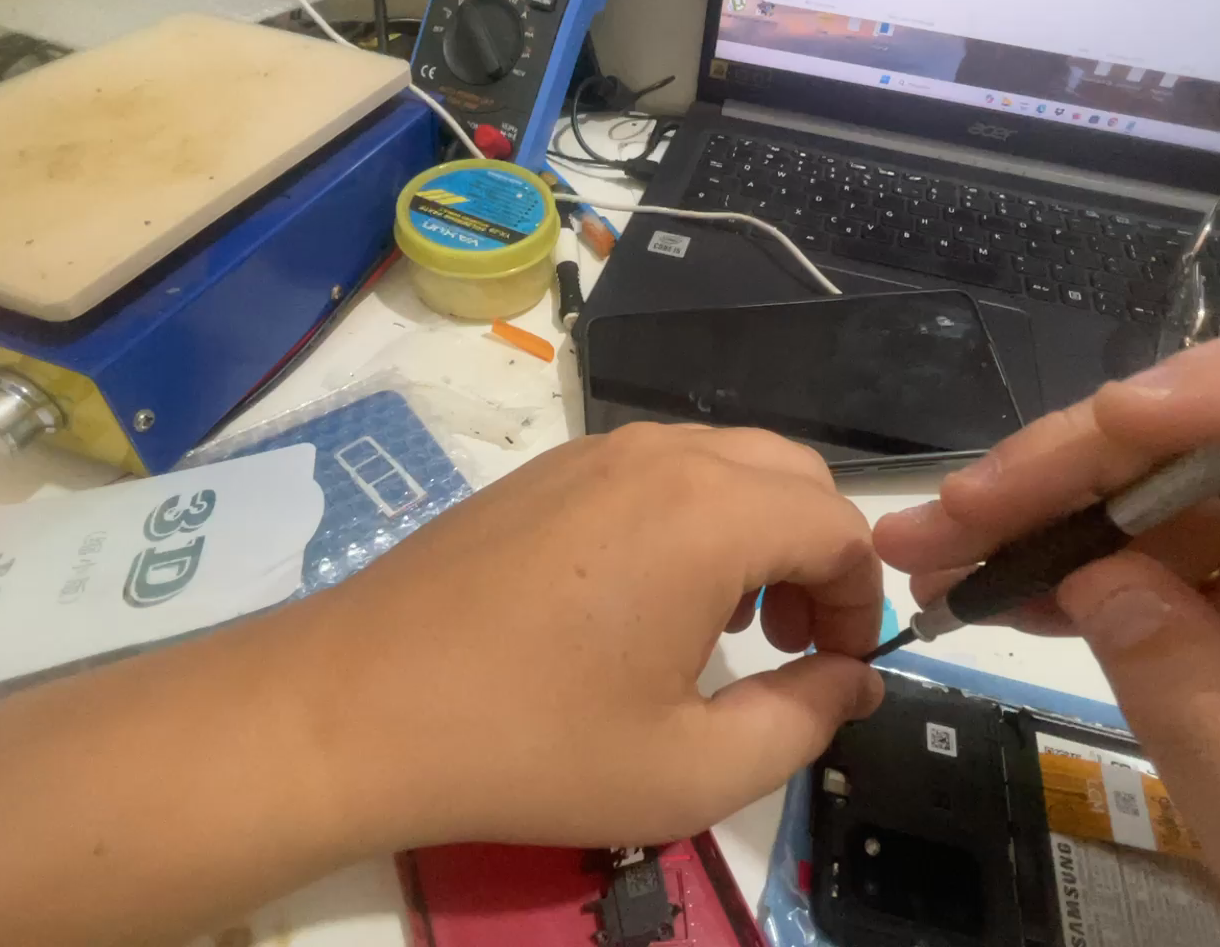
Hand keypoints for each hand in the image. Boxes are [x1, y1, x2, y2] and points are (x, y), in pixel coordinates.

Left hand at [286, 423, 885, 850]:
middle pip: (792, 475)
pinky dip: (693, 514)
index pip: (840, 526)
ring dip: (756, 529)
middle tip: (786, 638)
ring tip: (720, 619)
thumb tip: (853, 676)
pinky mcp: (553, 464)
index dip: (860, 598)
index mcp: (710, 513)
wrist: (359, 701)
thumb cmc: (533, 744)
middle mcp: (663, 455)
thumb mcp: (690, 768)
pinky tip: (644, 590)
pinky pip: (660, 468)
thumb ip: (802, 719)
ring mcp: (600, 450)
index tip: (834, 665)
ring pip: (726, 462)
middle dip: (817, 553)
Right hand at [875, 329, 1219, 946]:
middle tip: (957, 511)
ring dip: (1040, 504)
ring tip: (931, 552)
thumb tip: (1091, 577)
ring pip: (1174, 474)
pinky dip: (1060, 556)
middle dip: (1084, 458)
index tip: (1119, 419)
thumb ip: (1211, 720)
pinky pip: (1152, 537)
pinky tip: (987, 591)